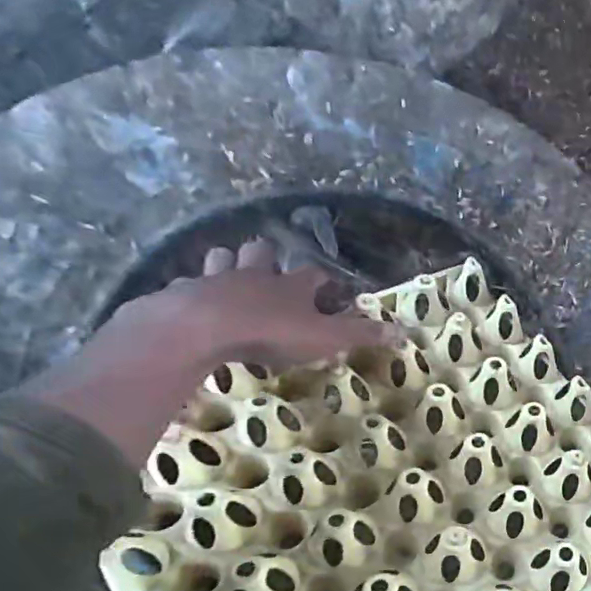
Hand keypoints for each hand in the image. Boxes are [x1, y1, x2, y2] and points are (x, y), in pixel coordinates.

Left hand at [103, 238, 391, 372]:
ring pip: (223, 257)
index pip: (314, 275)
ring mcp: (218, 279)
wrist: (203, 326)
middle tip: (270, 268)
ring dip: (229, 262)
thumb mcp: (325, 338)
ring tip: (231, 274)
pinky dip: (194, 288)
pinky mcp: (186, 292)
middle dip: (268, 256)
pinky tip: (193, 298)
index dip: (323, 280)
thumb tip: (405, 332)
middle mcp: (257, 275)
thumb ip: (361, 335)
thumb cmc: (272, 332)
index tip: (329, 287)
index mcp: (292, 286)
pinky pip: (190, 283)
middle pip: (263, 252)